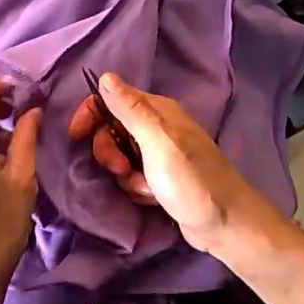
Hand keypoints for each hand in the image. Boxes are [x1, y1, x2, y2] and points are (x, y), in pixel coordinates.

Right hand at [69, 72, 267, 250]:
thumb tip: (105, 76)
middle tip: (121, 169)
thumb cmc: (192, 182)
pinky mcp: (161, 177)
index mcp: (158, 111)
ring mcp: (160, 153)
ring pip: (120, 155)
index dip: (90, 115)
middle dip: (109, 151)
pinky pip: (132, 175)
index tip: (76, 137)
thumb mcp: (158, 143)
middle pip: (111, 129)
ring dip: (125, 174)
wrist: (226, 227)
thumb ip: (130, 110)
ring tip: (144, 187)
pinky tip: (151, 196)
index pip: (110, 99)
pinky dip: (136, 187)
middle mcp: (158, 127)